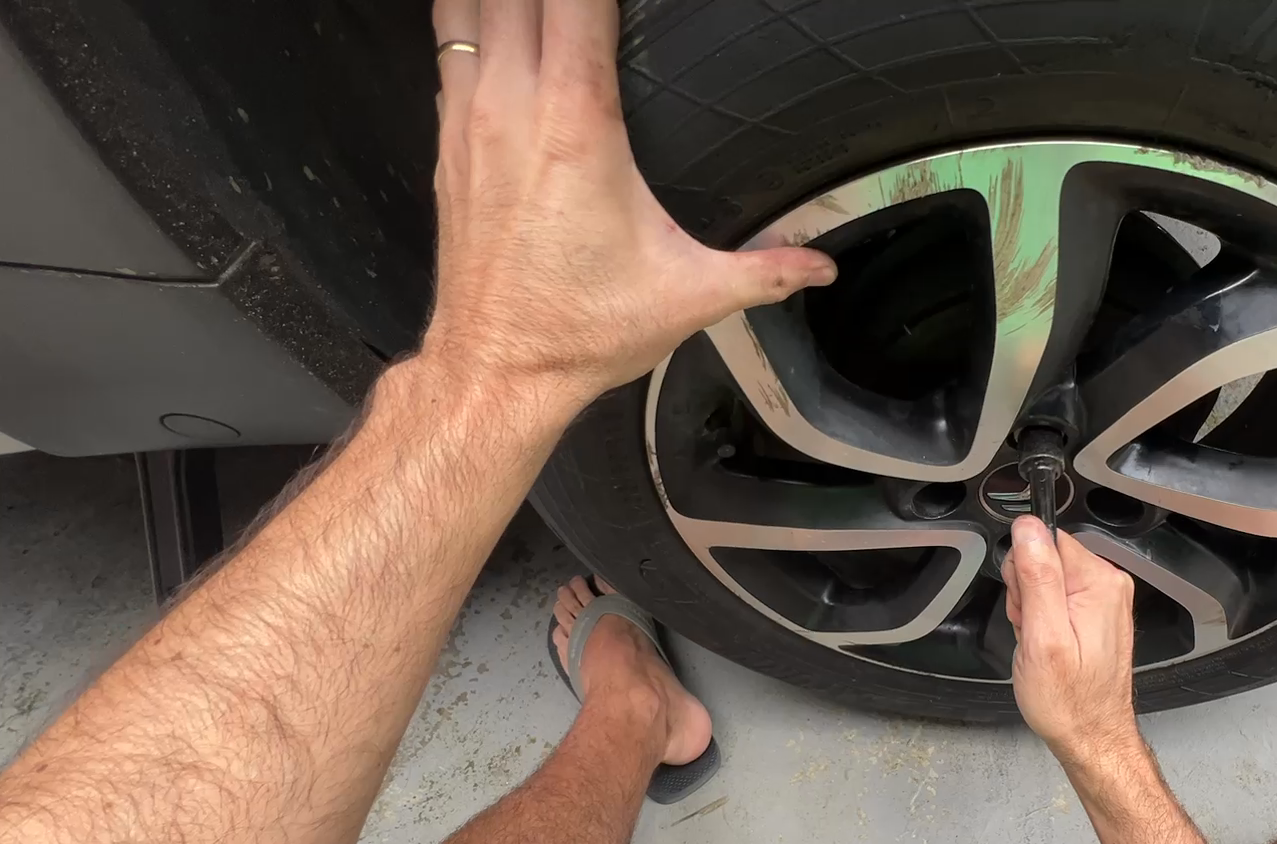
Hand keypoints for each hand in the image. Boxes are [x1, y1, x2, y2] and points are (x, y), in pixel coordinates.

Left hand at [423, 0, 835, 402]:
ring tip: (551, 12)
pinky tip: (508, 45)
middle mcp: (510, 105)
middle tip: (600, 9)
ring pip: (465, 3)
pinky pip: (448, 49)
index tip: (632, 2)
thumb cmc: (587, 328)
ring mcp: (466, 120)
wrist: (503, 368)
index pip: (577, 2)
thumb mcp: (693, 297)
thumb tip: (821, 266)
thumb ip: (766, 273)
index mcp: (577, 126)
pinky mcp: (447, 146)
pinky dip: (477, 27)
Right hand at [1003, 517, 1138, 753]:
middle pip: (1045, 558)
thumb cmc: (1069, 700)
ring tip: (1040, 643)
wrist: (1092, 735)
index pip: (1045, 540)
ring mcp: (1105, 599)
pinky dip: (1043, 620)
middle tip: (1033, 631)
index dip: (1023, 573)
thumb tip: (1029, 529)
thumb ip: (1037, 578)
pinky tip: (1048, 645)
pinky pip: (1057, 597)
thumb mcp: (1042, 638)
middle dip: (1026, 594)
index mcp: (1097, 582)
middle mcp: (1108, 584)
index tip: (1027, 608)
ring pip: (1047, 580)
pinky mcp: (1097, 612)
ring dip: (1033, 610)